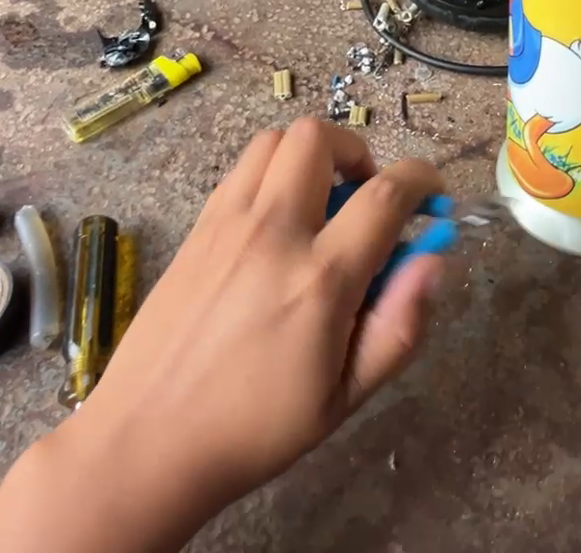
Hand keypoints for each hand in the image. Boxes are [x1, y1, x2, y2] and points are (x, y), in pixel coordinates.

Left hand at [0, 119, 446, 552]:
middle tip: (364, 195)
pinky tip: (276, 222)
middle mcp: (273, 233)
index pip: (385, 195)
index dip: (422, 180)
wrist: (147, 441)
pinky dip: (273, 172)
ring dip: (311, 155)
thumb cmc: (257, 427)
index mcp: (320, 279)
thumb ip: (400, 325)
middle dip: (358, 151)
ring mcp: (227, 223)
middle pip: (319, 138)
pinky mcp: (197, 227)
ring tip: (320, 201)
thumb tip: (434, 260)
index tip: (432, 193)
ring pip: (275, 139)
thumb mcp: (347, 396)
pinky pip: (242, 169)